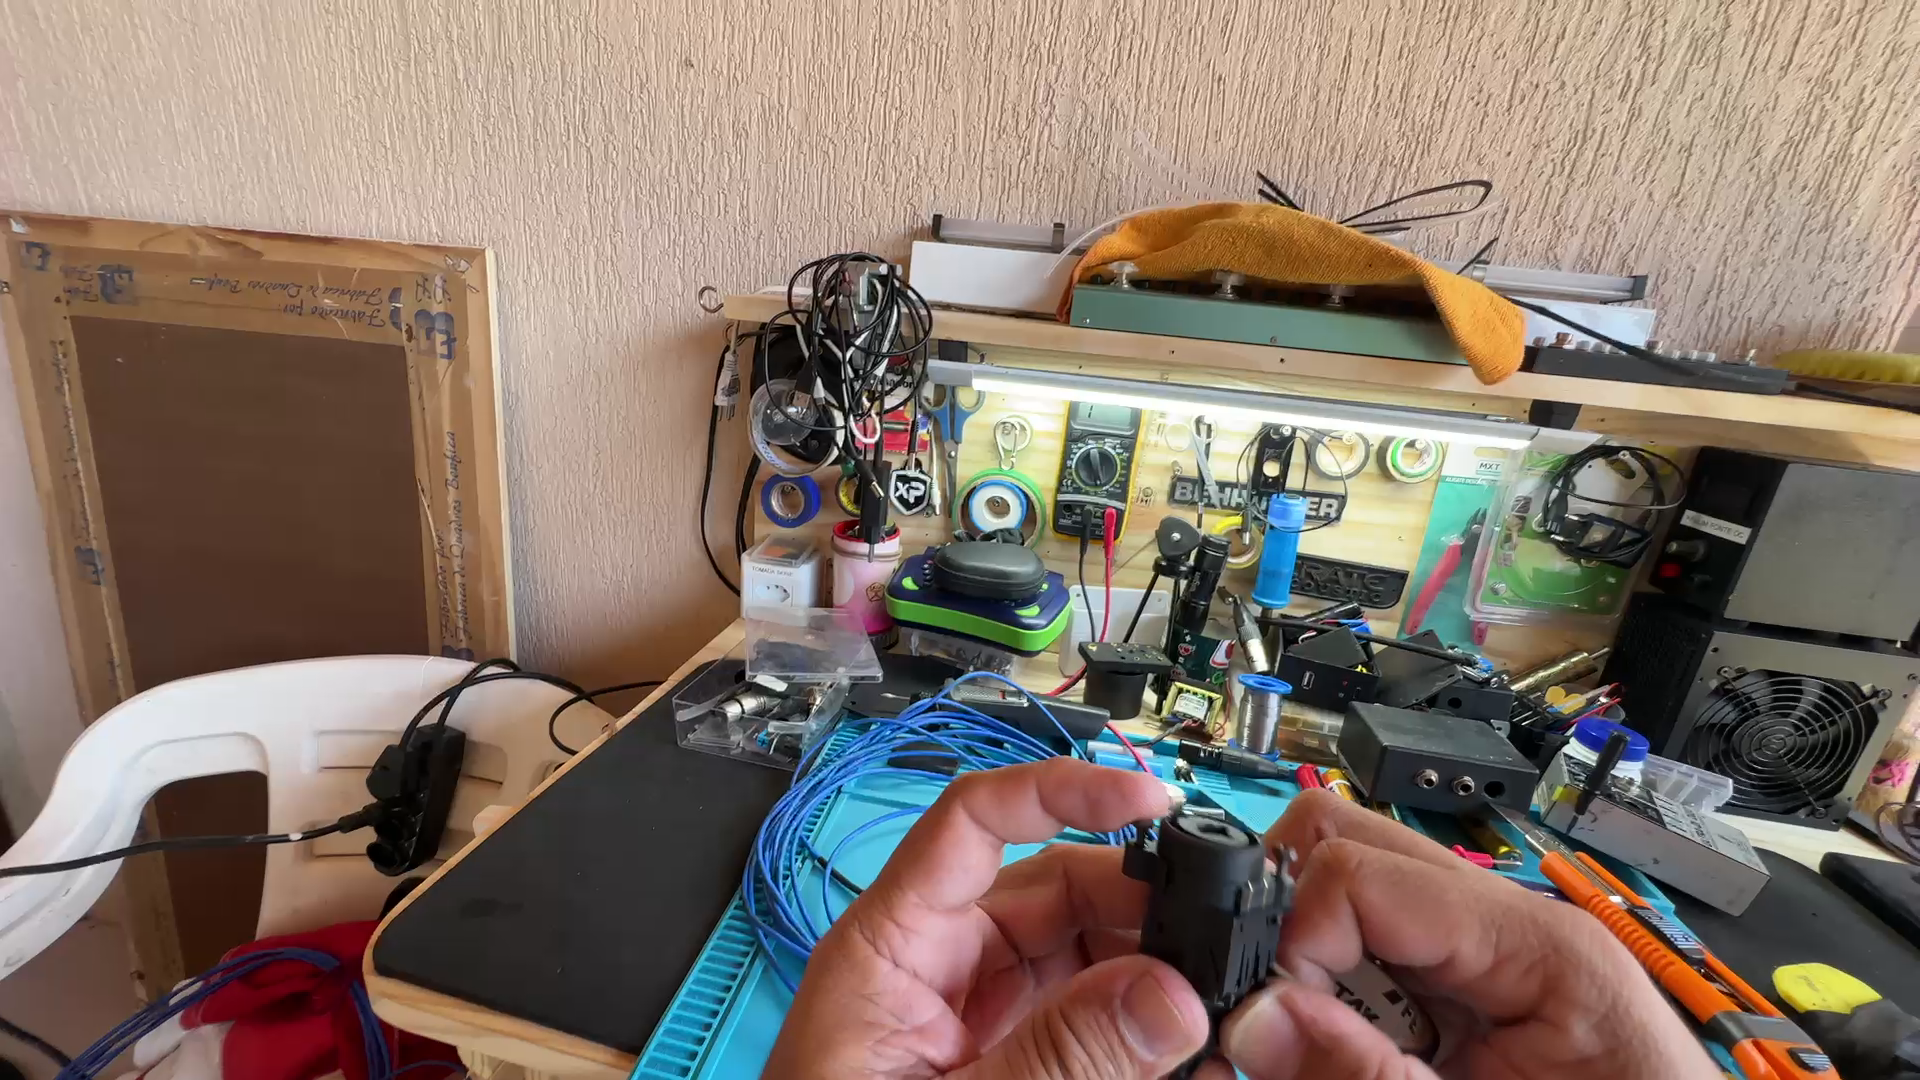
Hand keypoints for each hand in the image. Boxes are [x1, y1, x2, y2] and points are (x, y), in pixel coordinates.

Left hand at [764, 758, 1210, 1078]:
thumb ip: (1057, 1057)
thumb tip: (1173, 995)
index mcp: (894, 937)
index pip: (973, 817)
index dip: (1060, 790)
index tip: (1148, 800)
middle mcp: (942, 951)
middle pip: (1048, 882)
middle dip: (1132, 897)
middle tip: (1214, 931)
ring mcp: (980, 1003)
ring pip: (1078, 944)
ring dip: (1147, 961)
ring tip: (1214, 992)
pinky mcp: (1011, 1048)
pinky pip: (1083, 1008)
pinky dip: (1137, 1018)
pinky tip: (1188, 1040)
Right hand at [1207, 790, 1719, 1079]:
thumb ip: (1370, 1079)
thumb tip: (1253, 1021)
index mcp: (1538, 945)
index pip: (1355, 873)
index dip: (1297, 940)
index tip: (1283, 1024)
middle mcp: (1502, 909)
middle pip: (1338, 833)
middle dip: (1283, 913)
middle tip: (1283, 1006)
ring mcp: (1478, 928)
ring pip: (1336, 869)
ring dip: (1302, 943)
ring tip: (1327, 1030)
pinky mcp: (1459, 957)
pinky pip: (1357, 923)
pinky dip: (1327, 970)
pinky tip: (1357, 1037)